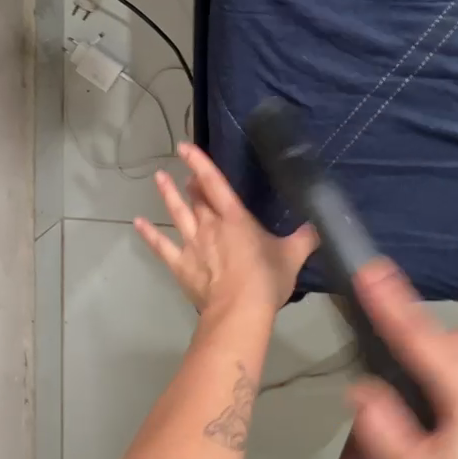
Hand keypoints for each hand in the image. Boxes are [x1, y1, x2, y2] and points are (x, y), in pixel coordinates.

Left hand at [135, 144, 319, 321]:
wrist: (239, 311)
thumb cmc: (265, 279)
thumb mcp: (292, 256)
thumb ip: (305, 238)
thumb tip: (319, 227)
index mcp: (235, 217)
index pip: (215, 182)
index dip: (199, 163)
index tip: (184, 147)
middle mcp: (210, 224)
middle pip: (197, 198)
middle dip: (192, 184)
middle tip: (187, 175)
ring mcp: (192, 244)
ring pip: (178, 213)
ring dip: (168, 195)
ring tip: (159, 179)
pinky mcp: (180, 265)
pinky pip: (161, 246)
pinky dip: (149, 234)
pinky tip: (138, 223)